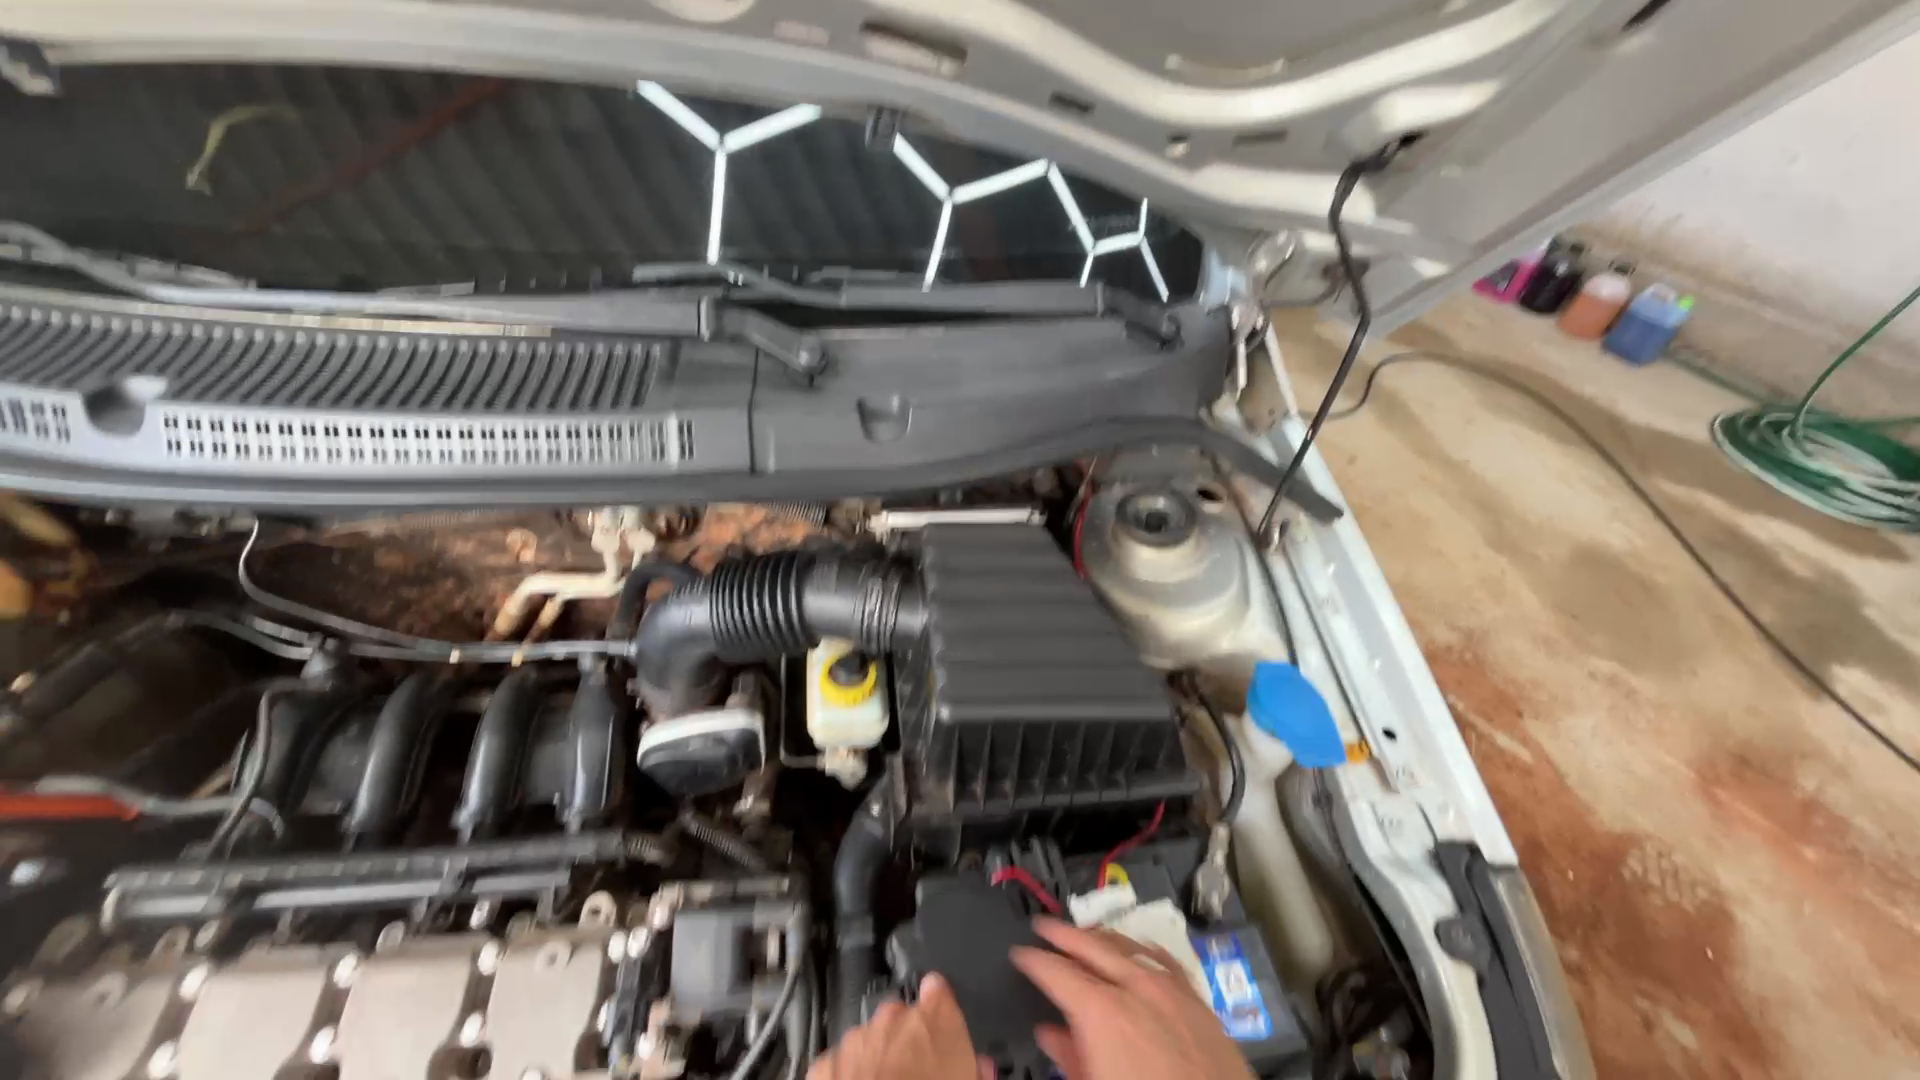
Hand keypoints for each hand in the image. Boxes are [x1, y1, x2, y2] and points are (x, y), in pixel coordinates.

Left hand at [808, 973, 992, 1079]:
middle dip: (908, 1038)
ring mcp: (858, 1038)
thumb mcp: (966, 1079)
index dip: (940, 1003)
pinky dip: (848, 1072)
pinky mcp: (828, 1063)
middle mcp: (894, 1018)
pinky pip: (841, 1061)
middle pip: (902, 1016)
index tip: (942, 1018)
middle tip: (916, 1070)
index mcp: (935, 1018)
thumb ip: (976, 1067)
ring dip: (878, 1053)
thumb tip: (981, 1066)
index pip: (939, 989)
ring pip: (870, 1036)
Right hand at [1011, 918, 1253, 1079]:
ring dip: (1100, 937)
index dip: (1032, 959)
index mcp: (1101, 1011)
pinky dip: (1143, 950)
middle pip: (1090, 946)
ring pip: (1127, 945)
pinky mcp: (1197, 1000)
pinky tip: (1138, 948)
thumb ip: (1068, 1055)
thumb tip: (1049, 1033)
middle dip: (1062, 933)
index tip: (1019, 953)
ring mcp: (1169, 989)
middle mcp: (1134, 988)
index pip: (1056, 971)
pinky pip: (1164, 960)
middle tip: (1042, 925)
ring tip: (1083, 933)